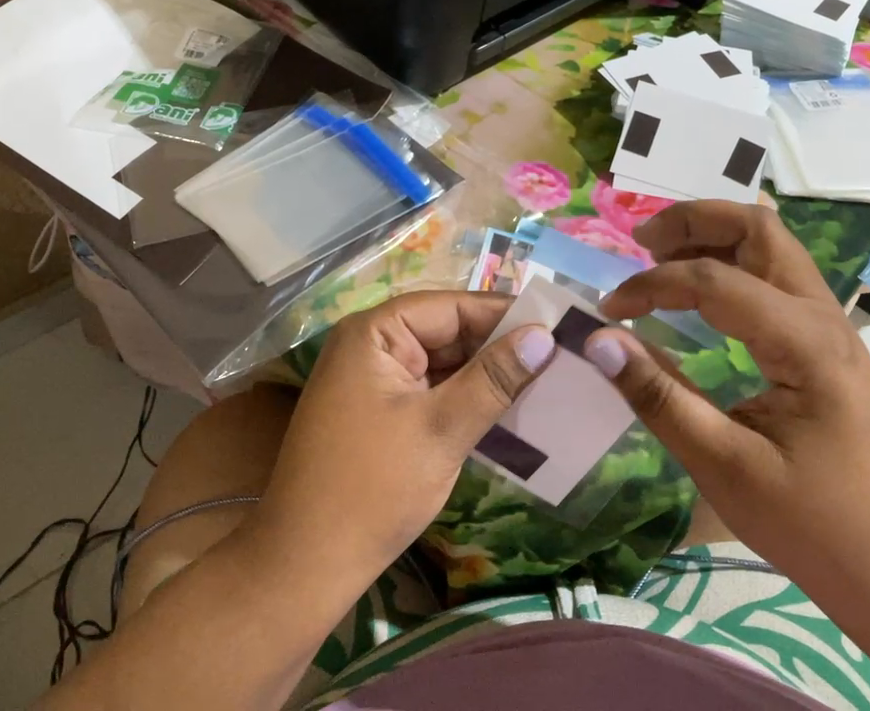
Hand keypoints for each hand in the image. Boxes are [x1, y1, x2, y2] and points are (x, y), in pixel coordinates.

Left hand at [247, 291, 555, 580]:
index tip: (561, 329)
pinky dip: (464, 399)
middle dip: (499, 348)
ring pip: (442, 363)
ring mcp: (372, 380)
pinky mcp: (378, 412)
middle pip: (447, 332)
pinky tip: (507, 412)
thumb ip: (493, 378)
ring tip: (548, 384)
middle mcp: (370, 345)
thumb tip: (545, 336)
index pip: (452, 306)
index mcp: (375, 333)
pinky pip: (430, 391)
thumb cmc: (373, 487)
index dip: (505, 316)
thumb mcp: (442, 428)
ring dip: (486, 376)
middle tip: (562, 361)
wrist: (307, 562)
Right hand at [585, 201, 869, 572]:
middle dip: (693, 222)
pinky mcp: (826, 343)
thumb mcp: (723, 465)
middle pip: (758, 229)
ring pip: (771, 245)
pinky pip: (776, 276)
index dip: (652, 285)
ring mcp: (831, 326)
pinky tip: (698, 294)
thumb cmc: (810, 523)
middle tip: (639, 244)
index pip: (714, 280)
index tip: (608, 312)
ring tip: (659, 258)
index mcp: (805, 343)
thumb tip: (599, 340)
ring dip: (713, 237)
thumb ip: (659, 395)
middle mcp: (825, 317)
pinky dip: (731, 264)